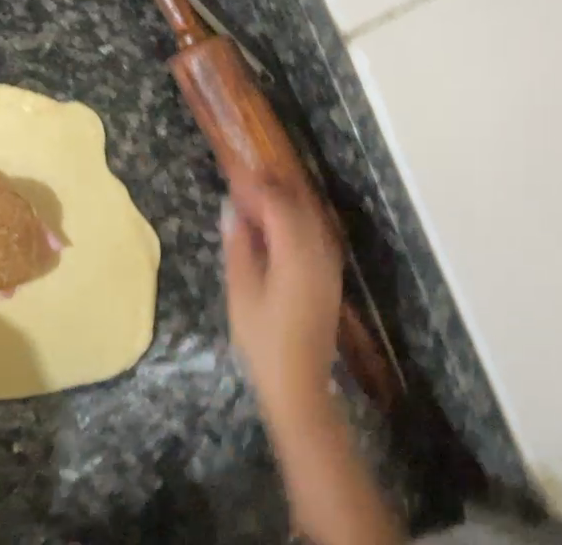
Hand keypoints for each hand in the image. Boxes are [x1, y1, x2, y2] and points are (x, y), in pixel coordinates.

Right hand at [221, 177, 343, 413]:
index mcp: (296, 256)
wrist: (298, 385)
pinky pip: (316, 237)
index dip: (256, 186)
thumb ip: (239, 246)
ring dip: (286, 204)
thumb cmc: (262, 341)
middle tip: (243, 180)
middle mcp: (319, 256)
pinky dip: (296, 223)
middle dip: (273, 188)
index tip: (234, 174)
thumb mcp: (241, 292)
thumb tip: (233, 210)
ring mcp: (328, 269)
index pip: (279, 206)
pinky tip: (275, 228)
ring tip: (256, 198)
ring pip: (312, 220)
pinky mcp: (328, 280)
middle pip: (300, 208)